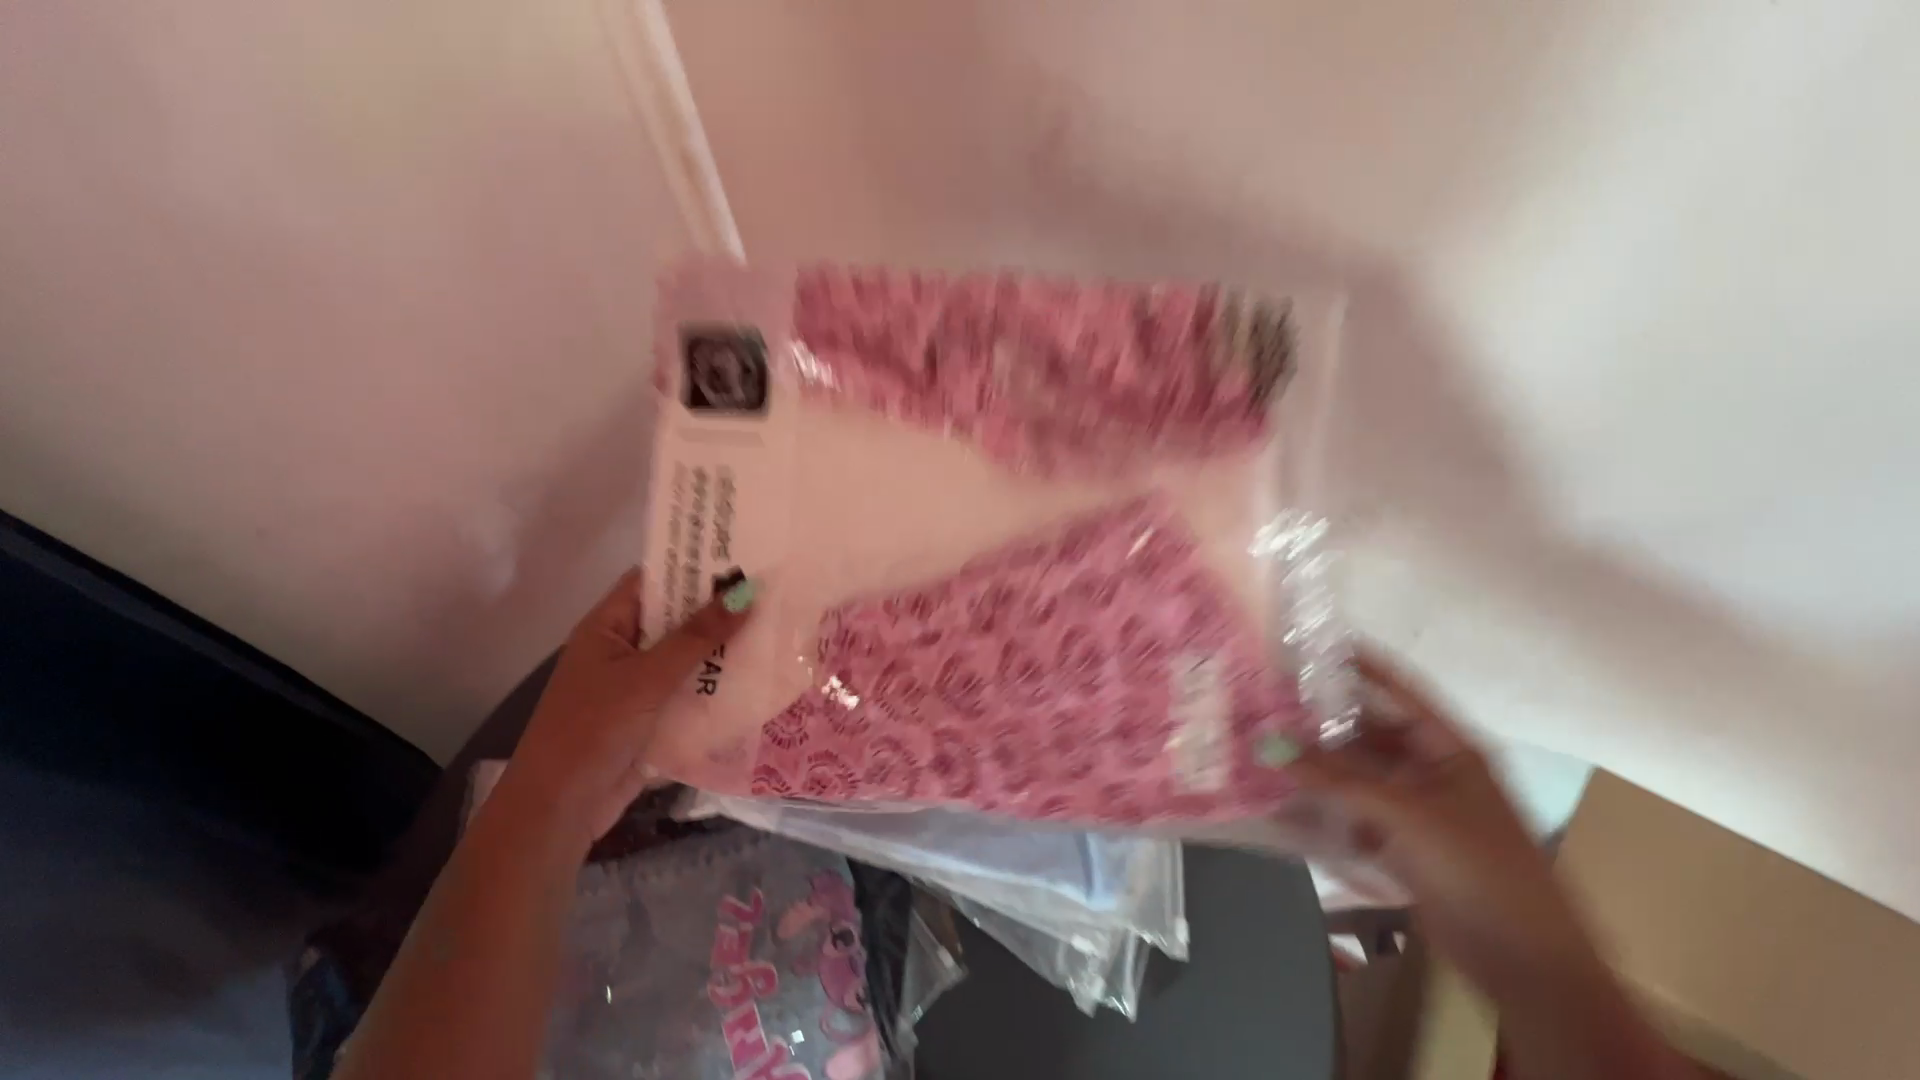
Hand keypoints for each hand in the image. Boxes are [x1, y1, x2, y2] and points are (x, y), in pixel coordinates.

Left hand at [494, 568, 753, 850]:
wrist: (561, 808)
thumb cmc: (595, 728)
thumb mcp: (649, 677)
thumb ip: (698, 636)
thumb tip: (745, 592)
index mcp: (607, 627)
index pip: (653, 580)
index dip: (692, 565)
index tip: (741, 555)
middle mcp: (623, 650)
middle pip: (676, 618)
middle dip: (718, 609)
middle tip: (772, 591)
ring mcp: (638, 686)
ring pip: (688, 657)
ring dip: (723, 650)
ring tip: (777, 629)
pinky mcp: (653, 719)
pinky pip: (691, 692)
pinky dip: (718, 686)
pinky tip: (759, 679)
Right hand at [1294, 648, 1596, 997]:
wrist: (1525, 962)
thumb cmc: (1479, 869)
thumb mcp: (1407, 814)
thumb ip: (1338, 780)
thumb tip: (1270, 746)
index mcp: (1451, 750)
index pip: (1401, 692)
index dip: (1361, 667)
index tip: (1313, 647)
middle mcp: (1431, 772)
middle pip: (1369, 737)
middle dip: (1321, 724)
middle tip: (1266, 705)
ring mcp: (1415, 812)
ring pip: (1356, 779)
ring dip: (1315, 770)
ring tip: (1260, 748)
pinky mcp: (1400, 848)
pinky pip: (1352, 818)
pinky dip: (1321, 811)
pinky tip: (1279, 803)